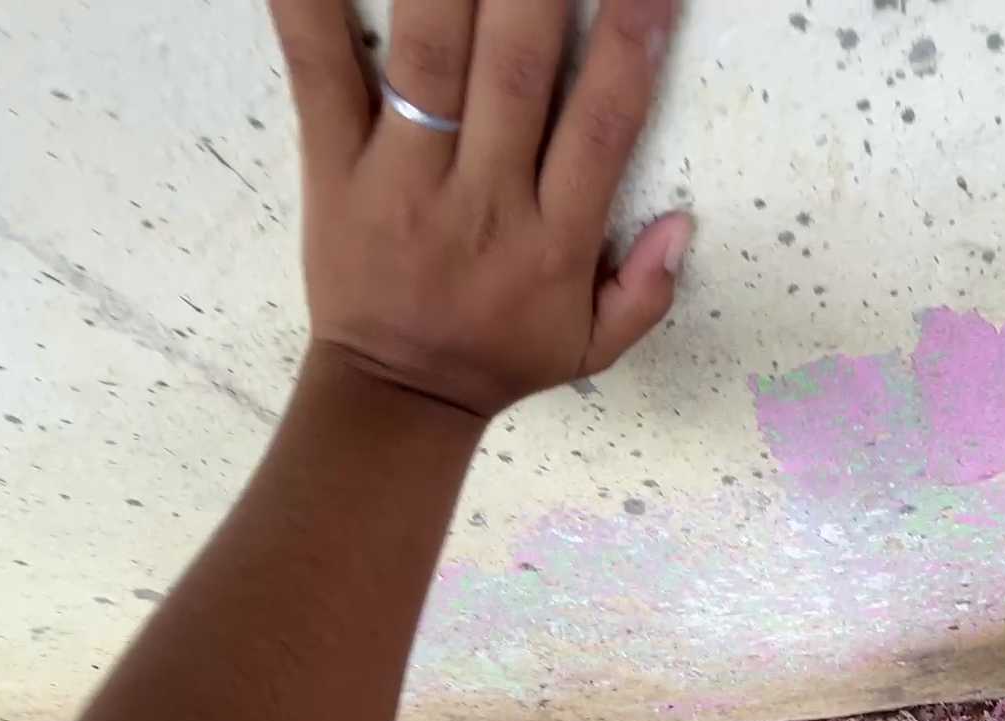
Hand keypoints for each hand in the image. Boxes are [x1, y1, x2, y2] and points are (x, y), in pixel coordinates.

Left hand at [270, 0, 692, 418]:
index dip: (634, 46)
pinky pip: (320, 67)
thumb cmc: (504, 359)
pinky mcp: (334, 167)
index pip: (604, 129)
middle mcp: (486, 200)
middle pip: (519, 68)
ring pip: (432, 52)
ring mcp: (405, 179)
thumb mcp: (594, 350)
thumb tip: (684, 224)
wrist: (402, 389)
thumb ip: (646, 295)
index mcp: (554, 243)